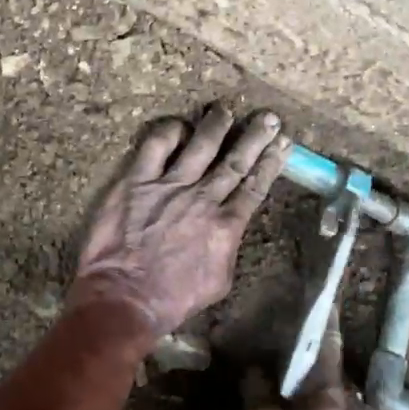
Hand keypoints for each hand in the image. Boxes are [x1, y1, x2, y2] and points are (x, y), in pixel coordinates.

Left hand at [69, 107, 287, 335]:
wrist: (125, 298)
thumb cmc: (172, 299)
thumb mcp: (218, 280)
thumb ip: (226, 246)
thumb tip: (228, 227)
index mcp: (226, 225)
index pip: (254, 186)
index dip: (271, 162)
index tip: (283, 142)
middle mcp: (203, 198)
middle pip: (235, 161)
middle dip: (255, 137)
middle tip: (268, 117)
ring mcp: (169, 186)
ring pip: (200, 146)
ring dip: (216, 126)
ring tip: (225, 110)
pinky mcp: (137, 181)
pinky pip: (156, 146)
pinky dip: (170, 132)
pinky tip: (179, 126)